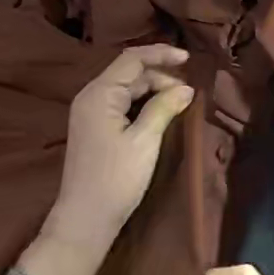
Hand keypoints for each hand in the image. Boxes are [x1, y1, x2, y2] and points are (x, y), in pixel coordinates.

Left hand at [43, 45, 193, 253]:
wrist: (84, 220)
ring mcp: (90, 112)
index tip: (189, 58)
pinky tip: (161, 111)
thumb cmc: (115, 179)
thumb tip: (186, 88)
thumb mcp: (145, 141)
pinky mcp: (95, 127)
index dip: (161, 54)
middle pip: (130, 72)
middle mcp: (91, 96)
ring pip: (127, 87)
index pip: (132, 59)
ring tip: (179, 100)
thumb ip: (164, 107)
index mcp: (99, 93)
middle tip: (187, 91)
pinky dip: (143, 102)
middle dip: (160, 75)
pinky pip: (121, 102)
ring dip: (153, 89)